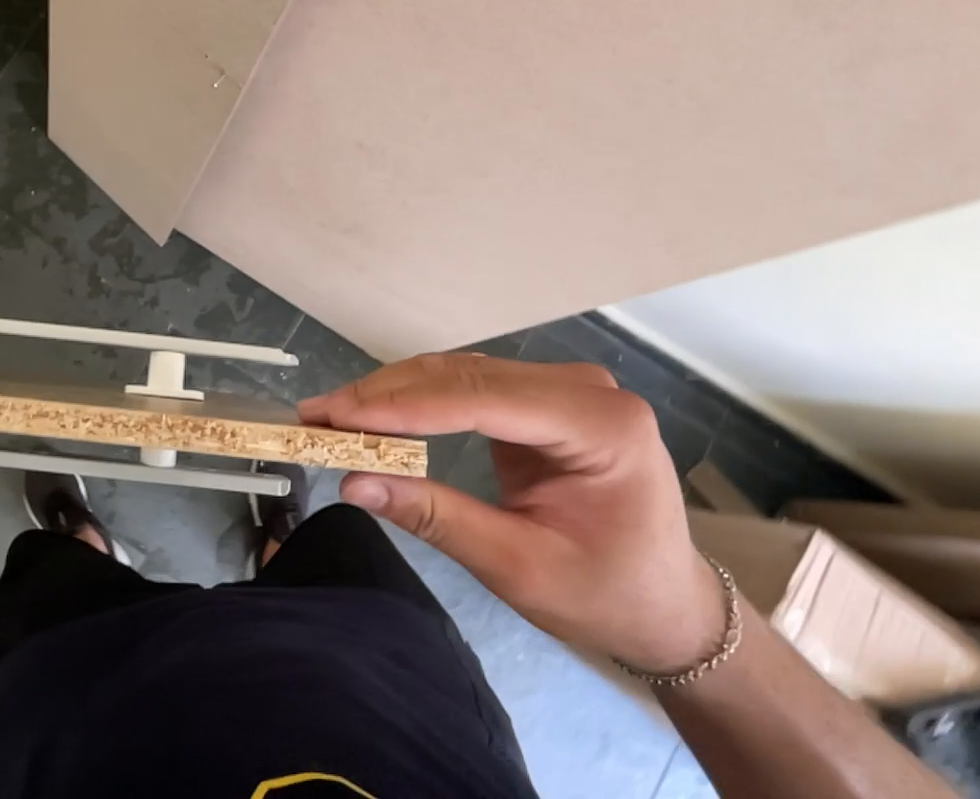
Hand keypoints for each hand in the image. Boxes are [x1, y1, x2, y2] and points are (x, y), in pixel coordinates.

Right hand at [300, 352, 724, 672]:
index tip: (335, 417)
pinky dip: (414, 400)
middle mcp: (585, 389)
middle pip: (465, 376)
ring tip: (330, 414)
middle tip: (314, 416)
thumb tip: (352, 482)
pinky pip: (467, 386)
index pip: (483, 399)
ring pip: (458, 373)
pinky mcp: (541, 398)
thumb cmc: (605, 595)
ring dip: (391, 393)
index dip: (402, 406)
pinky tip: (372, 413)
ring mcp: (564, 388)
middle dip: (384, 396)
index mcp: (601, 425)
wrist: (665, 606)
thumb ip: (435, 517)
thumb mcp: (517, 566)